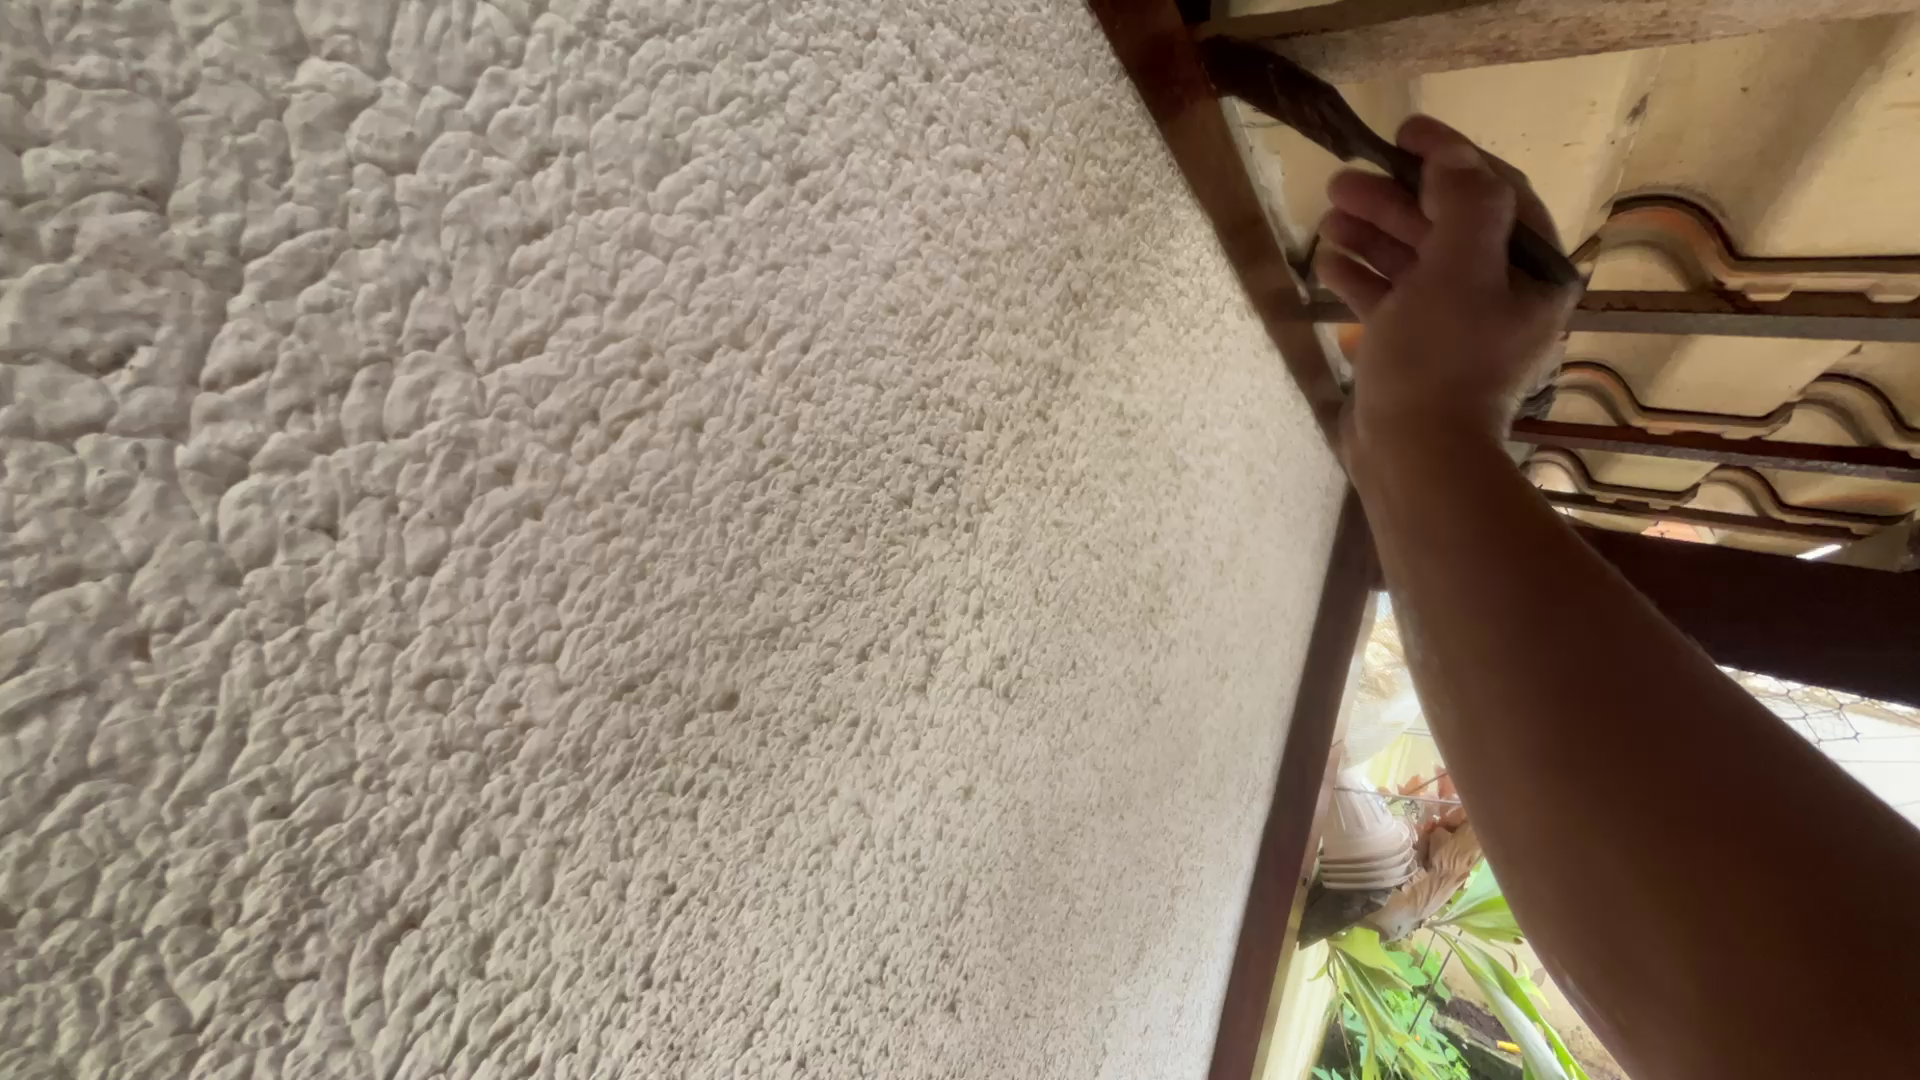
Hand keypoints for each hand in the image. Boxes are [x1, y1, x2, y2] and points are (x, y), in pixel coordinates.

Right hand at [1315, 117, 1576, 458]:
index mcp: (1529, 272)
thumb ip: (1465, 204)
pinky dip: (1360, 279)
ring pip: (1411, 263)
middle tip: (1342, 181)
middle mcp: (1496, 292)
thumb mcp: (1457, 272)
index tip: (1403, 132)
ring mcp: (1450, 324)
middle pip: (1444, 227)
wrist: (1413, 454)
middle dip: (1394, 199)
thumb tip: (1452, 159)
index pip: (1494, 193)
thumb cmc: (1439, 361)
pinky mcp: (1411, 350)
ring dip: (1371, 236)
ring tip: (1328, 216)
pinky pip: (1388, 301)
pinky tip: (1328, 263)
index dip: (1450, 157)